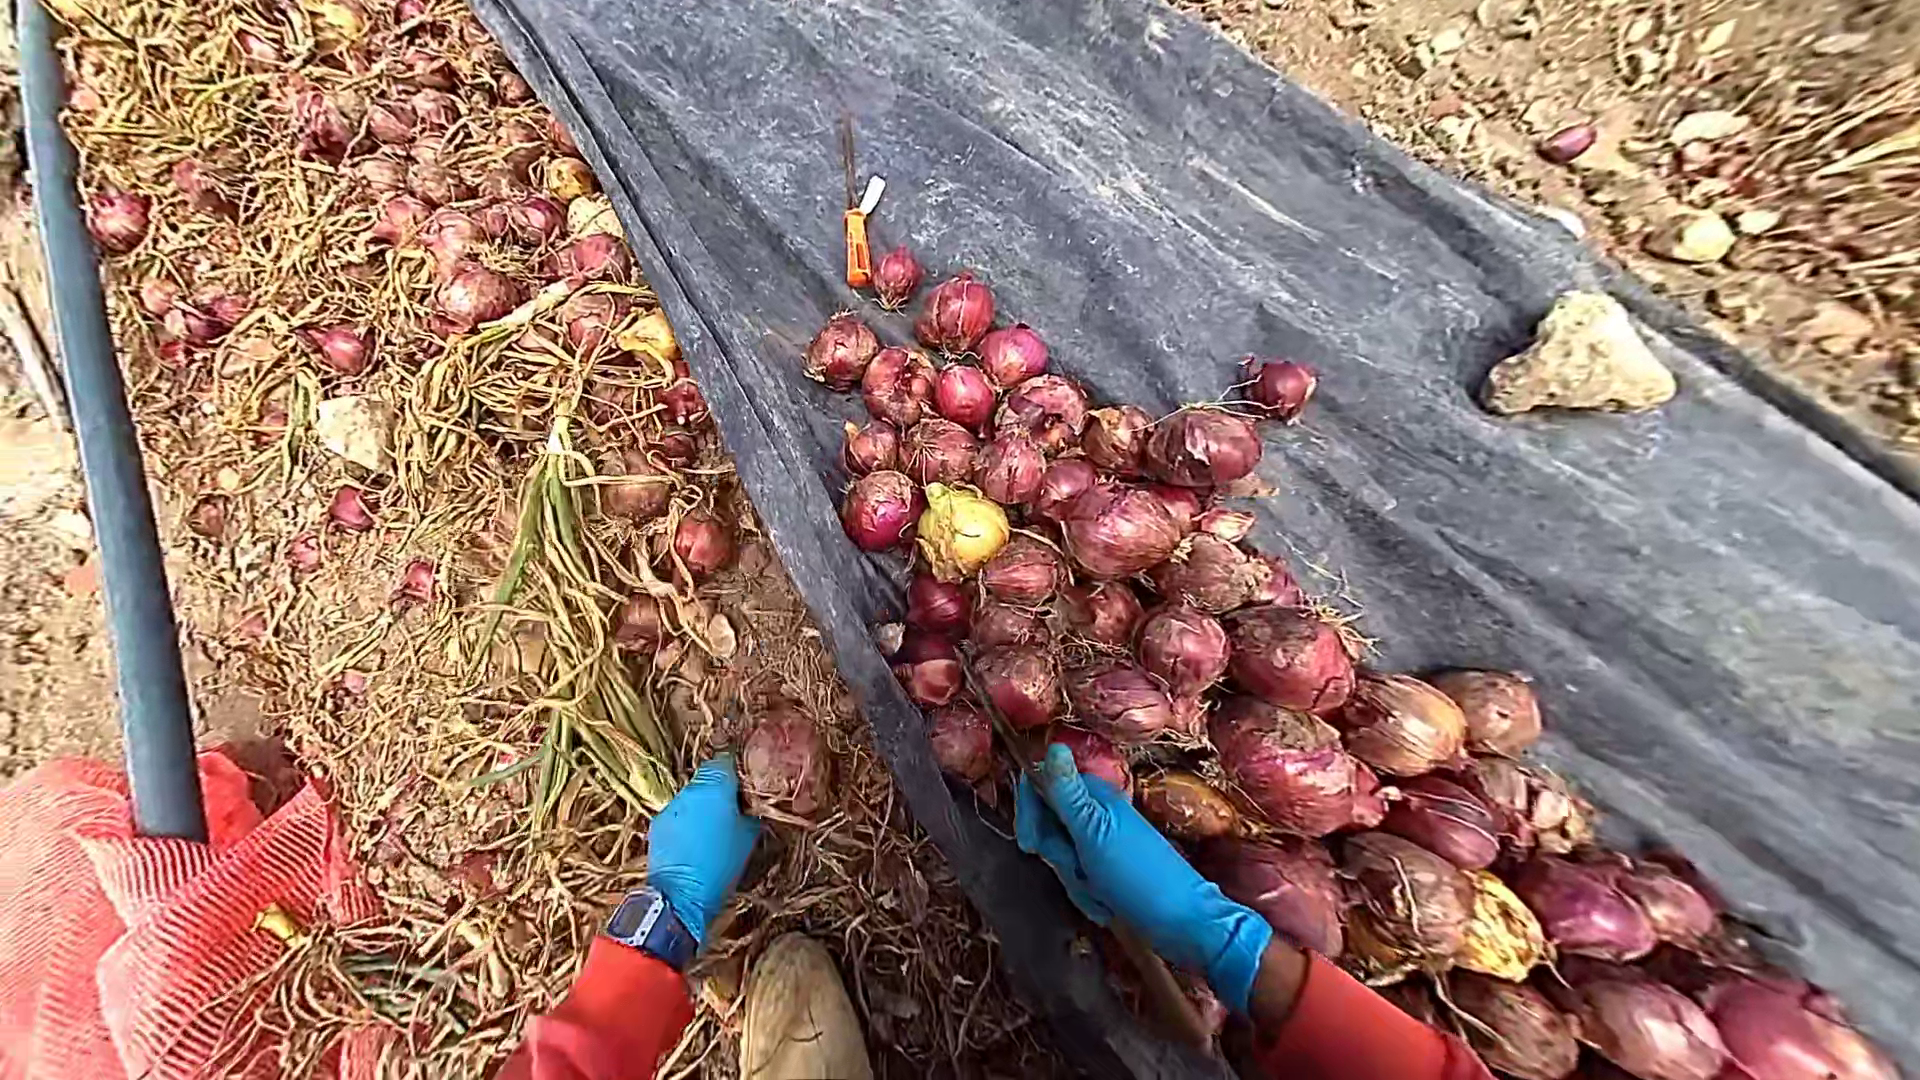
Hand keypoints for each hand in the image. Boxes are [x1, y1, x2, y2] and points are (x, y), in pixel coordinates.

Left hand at [646, 755, 760, 944]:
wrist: (678, 900)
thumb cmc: (720, 864)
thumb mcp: (749, 834)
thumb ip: (750, 809)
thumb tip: (753, 802)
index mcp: (715, 786)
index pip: (726, 759)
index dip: (737, 768)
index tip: (746, 783)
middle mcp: (690, 790)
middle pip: (708, 777)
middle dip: (720, 789)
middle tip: (734, 807)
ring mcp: (670, 808)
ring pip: (692, 796)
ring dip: (703, 805)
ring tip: (714, 827)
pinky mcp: (657, 826)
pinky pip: (678, 814)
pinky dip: (687, 821)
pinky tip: (695, 841)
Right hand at [1016, 744, 1271, 1012]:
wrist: (1188, 925)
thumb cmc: (1139, 876)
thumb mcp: (1094, 833)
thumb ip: (1068, 791)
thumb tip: (1053, 744)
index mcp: (1093, 794)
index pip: (1041, 785)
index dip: (1029, 812)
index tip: (1031, 843)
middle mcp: (1095, 812)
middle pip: (1047, 822)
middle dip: (1055, 853)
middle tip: (1075, 867)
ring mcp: (1102, 841)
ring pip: (1060, 853)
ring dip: (1073, 879)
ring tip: (1097, 892)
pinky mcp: (1107, 869)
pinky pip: (1078, 876)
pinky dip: (1086, 894)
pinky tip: (1104, 906)